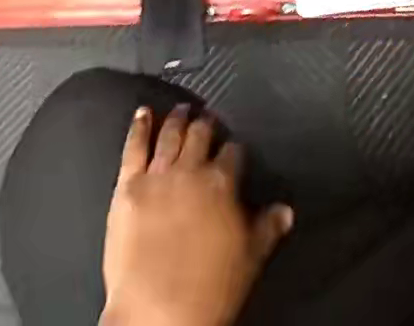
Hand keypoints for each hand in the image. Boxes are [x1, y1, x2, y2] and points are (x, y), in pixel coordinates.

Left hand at [101, 105, 293, 325]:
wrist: (156, 313)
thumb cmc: (209, 291)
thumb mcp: (249, 260)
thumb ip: (267, 228)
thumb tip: (286, 210)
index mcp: (221, 183)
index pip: (233, 153)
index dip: (234, 149)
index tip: (234, 148)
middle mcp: (190, 170)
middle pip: (200, 136)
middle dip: (206, 125)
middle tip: (208, 118)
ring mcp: (157, 175)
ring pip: (170, 135)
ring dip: (177, 119)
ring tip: (181, 108)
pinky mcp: (128, 186)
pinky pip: (134, 147)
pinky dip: (139, 127)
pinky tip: (143, 113)